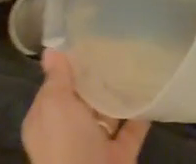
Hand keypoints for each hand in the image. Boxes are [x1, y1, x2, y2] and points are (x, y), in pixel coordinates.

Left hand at [23, 50, 149, 163]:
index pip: (56, 87)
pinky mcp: (118, 157)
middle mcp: (68, 133)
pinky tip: (150, 92)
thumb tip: (51, 49)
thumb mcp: (55, 104)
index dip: (69, 67)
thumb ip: (56, 77)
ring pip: (107, 116)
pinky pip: (131, 132)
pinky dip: (140, 115)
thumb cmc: (65, 142)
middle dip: (96, 80)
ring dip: (119, 96)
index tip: (87, 42)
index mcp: (46, 120)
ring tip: (135, 65)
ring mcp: (94, 147)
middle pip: (82, 101)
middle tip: (116, 48)